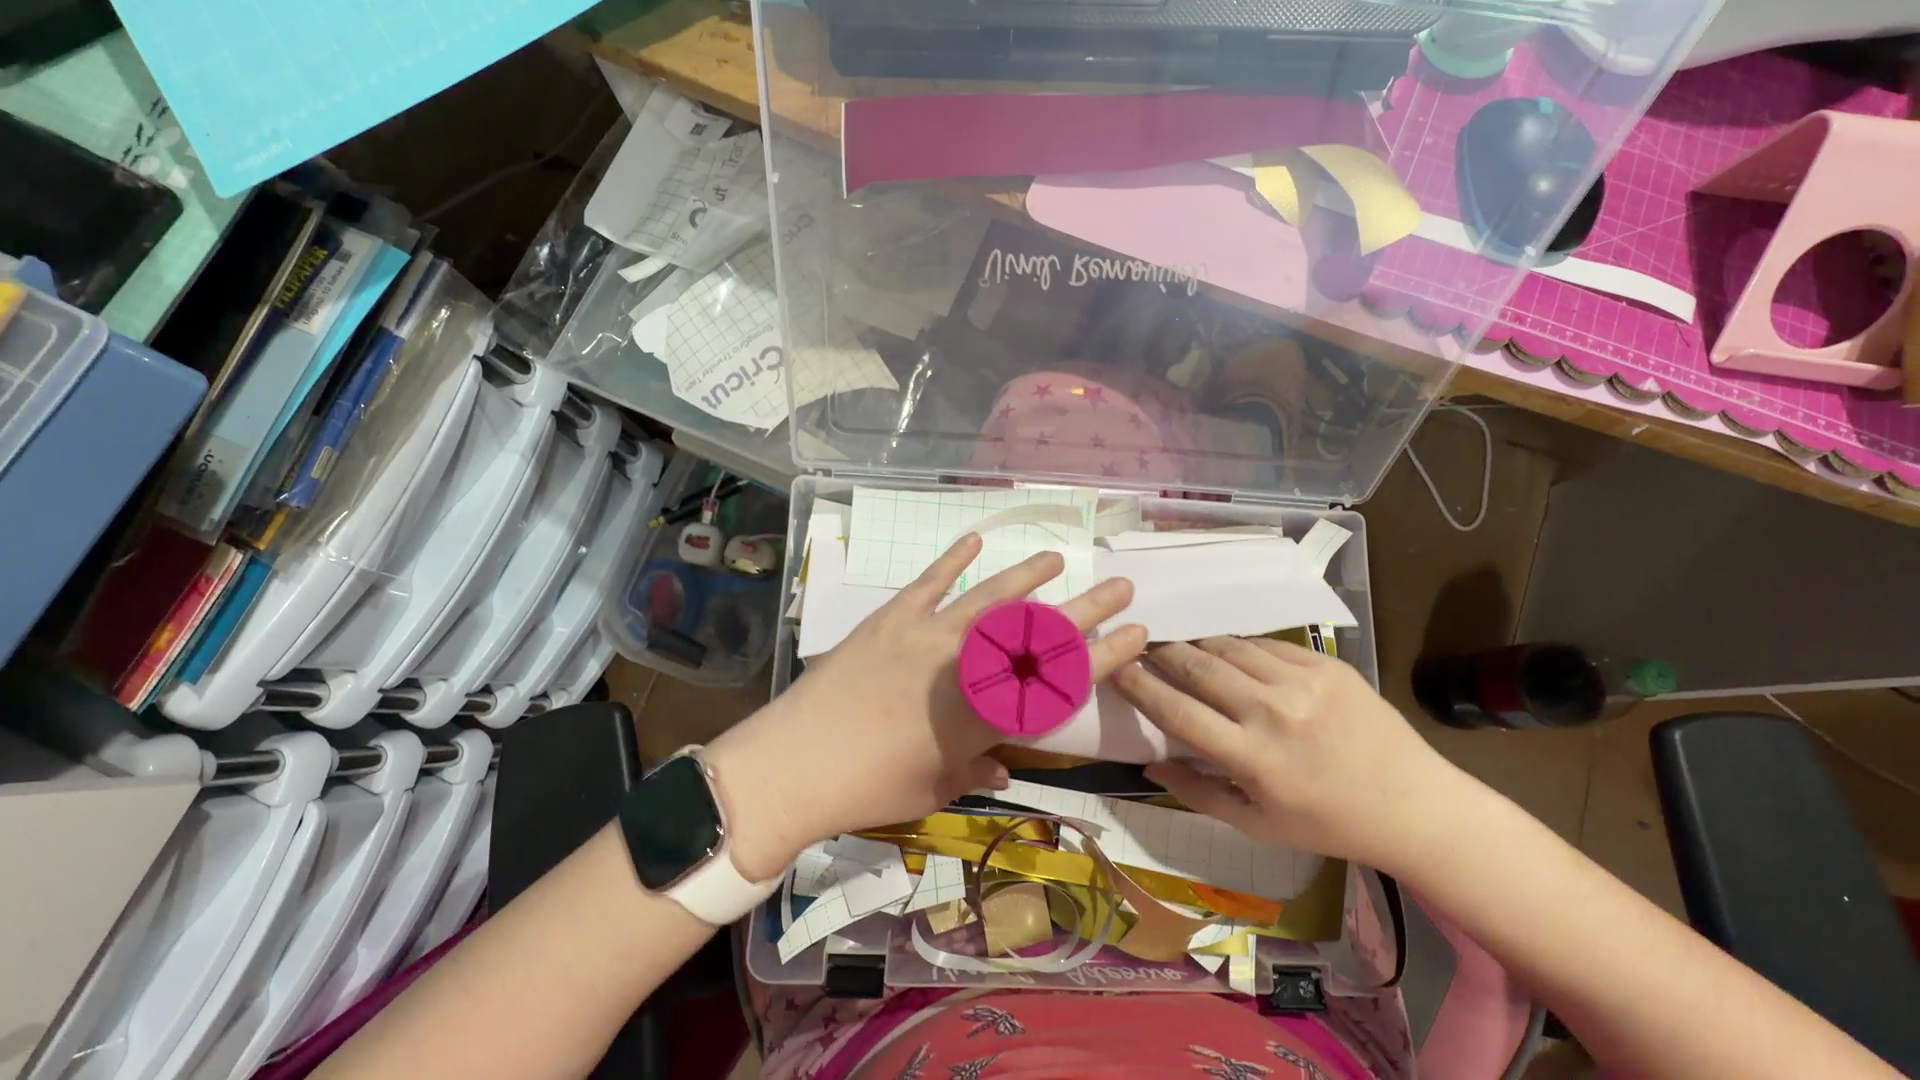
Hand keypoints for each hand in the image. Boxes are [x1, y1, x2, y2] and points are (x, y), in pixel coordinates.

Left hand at [708, 533, 1148, 880]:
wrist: (797, 763)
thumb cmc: (870, 789)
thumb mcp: (933, 788)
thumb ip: (972, 772)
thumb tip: (999, 769)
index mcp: (984, 714)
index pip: (1059, 681)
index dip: (1104, 656)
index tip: (1137, 635)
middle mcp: (965, 667)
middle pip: (1036, 632)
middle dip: (1085, 609)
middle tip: (1120, 586)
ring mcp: (926, 636)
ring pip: (988, 598)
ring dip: (1025, 576)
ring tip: (1057, 558)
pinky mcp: (889, 621)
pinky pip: (928, 583)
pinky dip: (952, 561)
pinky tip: (975, 541)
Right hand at [1111, 637, 1462, 872]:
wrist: (1412, 803)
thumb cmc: (1327, 824)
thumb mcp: (1256, 824)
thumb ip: (1197, 792)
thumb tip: (1148, 762)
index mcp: (1252, 758)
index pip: (1176, 710)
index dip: (1138, 685)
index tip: (1114, 668)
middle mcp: (1273, 712)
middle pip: (1197, 666)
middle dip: (1162, 653)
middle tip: (1142, 648)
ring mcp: (1303, 682)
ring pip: (1229, 647)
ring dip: (1197, 645)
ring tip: (1180, 647)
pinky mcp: (1327, 664)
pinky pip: (1267, 644)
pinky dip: (1239, 647)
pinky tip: (1229, 653)